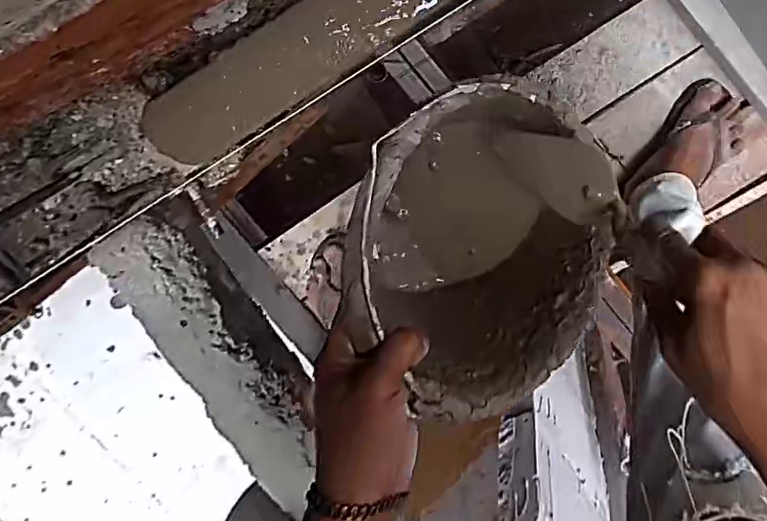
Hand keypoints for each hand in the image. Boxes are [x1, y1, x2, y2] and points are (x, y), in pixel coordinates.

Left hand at [312, 303, 427, 505]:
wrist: (371, 495)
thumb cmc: (360, 446)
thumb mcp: (377, 386)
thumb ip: (398, 348)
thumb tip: (417, 333)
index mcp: (335, 360)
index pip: (351, 311)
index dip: (370, 291)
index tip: (393, 271)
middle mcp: (351, 367)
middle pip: (375, 326)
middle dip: (397, 314)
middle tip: (421, 292)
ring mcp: (370, 383)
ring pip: (392, 346)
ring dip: (409, 338)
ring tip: (430, 316)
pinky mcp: (390, 397)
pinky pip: (405, 366)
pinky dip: (417, 358)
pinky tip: (431, 350)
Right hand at [645, 228, 766, 457]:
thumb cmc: (734, 396)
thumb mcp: (679, 354)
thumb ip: (661, 309)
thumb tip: (654, 288)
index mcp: (708, 278)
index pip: (677, 245)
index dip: (667, 254)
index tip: (665, 263)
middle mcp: (745, 268)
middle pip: (715, 245)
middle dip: (704, 261)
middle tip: (699, 291)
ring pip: (748, 267)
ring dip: (738, 283)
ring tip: (738, 323)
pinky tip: (766, 333)